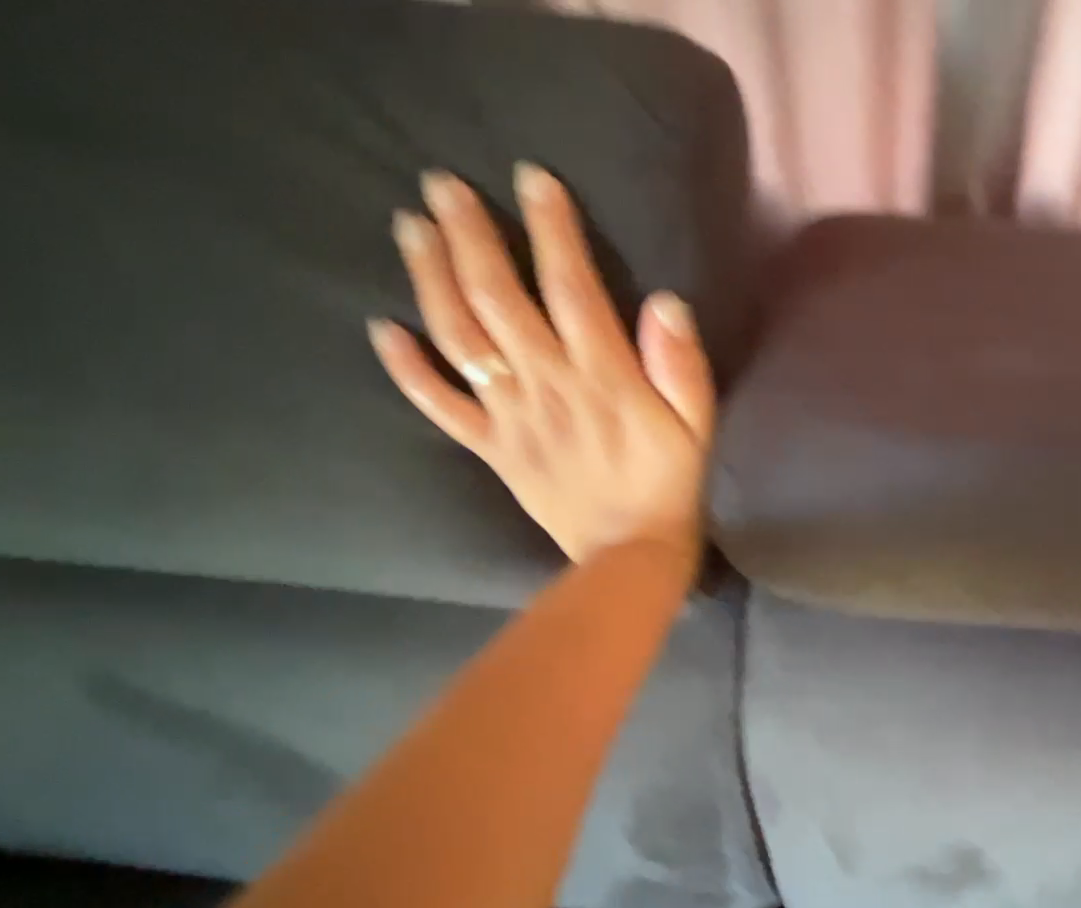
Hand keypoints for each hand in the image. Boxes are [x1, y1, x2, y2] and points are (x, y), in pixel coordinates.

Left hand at [368, 164, 712, 564]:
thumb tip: (665, 302)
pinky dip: (407, 369)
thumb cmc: (670, 483)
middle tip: (442, 186)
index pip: (571, 286)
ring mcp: (510, 415)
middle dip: (469, 236)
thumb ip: (681, 365)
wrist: (630, 553)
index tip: (532, 179)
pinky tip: (383, 330)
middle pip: (497, 298)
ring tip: (412, 230)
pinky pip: (440, 406)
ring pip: (459, 337)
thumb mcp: (697, 424)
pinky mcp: (490, 446)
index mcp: (601, 374)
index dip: (552, 230)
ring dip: (431, 279)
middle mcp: (546, 383)